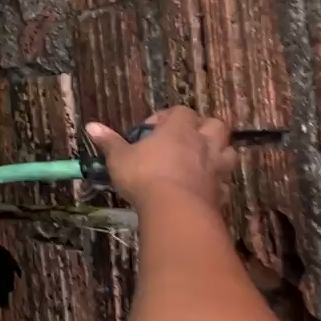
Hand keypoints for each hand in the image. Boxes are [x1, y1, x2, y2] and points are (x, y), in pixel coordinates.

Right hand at [86, 107, 237, 209]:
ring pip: (229, 151)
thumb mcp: (119, 157)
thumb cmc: (144, 176)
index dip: (168, 116)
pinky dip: (215, 181)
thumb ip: (109, 141)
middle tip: (182, 140)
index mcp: (178, 131)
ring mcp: (216, 167)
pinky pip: (224, 181)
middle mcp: (203, 144)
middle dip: (202, 128)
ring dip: (217, 152)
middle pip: (216, 125)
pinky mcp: (222, 190)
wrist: (175, 209)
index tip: (150, 130)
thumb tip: (91, 125)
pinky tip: (200, 187)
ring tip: (197, 161)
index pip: (182, 111)